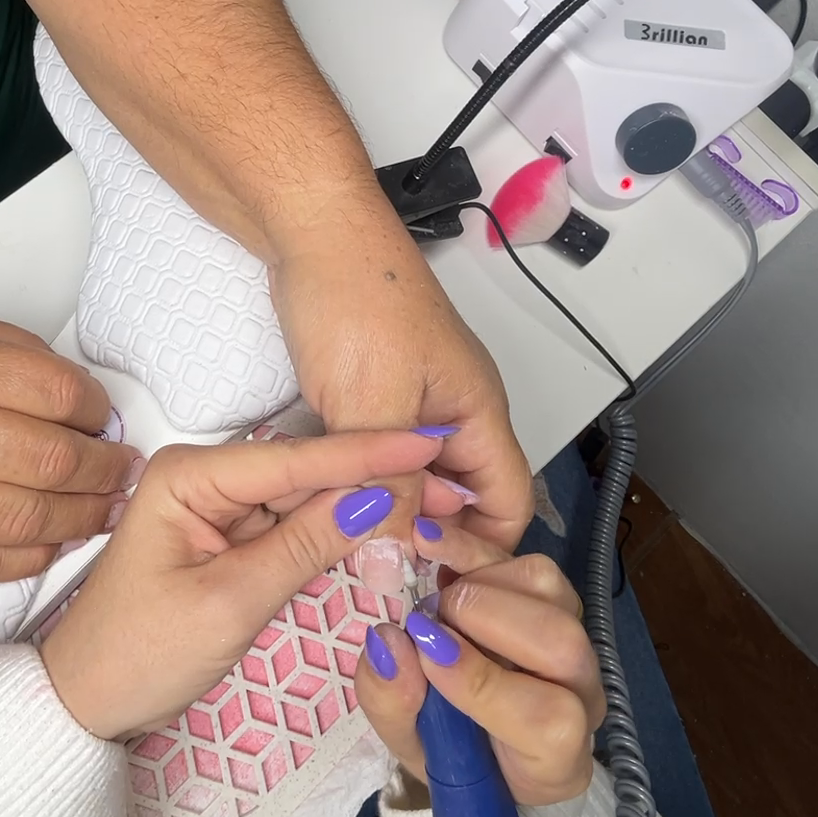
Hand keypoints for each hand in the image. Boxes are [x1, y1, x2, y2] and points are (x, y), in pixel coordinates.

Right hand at [0, 305, 140, 582]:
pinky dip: (32, 559)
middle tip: (124, 470)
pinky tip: (56, 544)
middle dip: (108, 470)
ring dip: (84, 519)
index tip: (106, 419)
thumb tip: (80, 396)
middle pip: (56, 463)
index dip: (100, 411)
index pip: (62, 396)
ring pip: (30, 521)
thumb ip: (12, 355)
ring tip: (107, 509)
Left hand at [41, 430, 444, 738]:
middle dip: (372, 476)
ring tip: (429, 499)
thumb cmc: (143, 652)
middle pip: (302, 470)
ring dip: (360, 501)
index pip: (291, 459)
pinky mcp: (230, 530)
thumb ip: (305, 545)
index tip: (425, 437)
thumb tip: (375, 497)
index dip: (364, 450)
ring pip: (303, 494)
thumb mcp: (231, 601)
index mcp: (191, 474)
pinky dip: (333, 526)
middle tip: (444, 480)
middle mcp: (206, 474)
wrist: (90, 699)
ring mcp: (219, 502)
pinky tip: (379, 520)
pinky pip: (291, 520)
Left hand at [270, 205, 531, 548]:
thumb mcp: (374, 401)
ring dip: (391, 510)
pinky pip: (379, 453)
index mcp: (475, 411)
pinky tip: (334, 503)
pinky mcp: (370, 390)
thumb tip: (397, 559)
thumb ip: (389, 482)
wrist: (311, 233)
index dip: (483, 547)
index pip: (507, 500)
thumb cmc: (356, 304)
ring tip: (354, 549)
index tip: (435, 583)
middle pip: (460, 494)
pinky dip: (364, 480)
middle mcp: (450, 410)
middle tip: (383, 576)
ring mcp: (408, 399)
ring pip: (413, 475)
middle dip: (429, 536)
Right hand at [356, 519, 603, 805]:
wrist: (471, 726)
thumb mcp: (402, 735)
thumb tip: (388, 641)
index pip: (549, 720)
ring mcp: (575, 641)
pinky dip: (479, 553)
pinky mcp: (557, 600)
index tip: (423, 649)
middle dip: (482, 616)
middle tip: (426, 613)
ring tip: (436, 593)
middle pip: (562, 644)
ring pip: (551, 594)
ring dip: (482, 583)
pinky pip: (532, 566)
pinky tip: (439, 556)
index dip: (483, 681)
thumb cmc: (444, 745)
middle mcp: (579, 698)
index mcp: (552, 759)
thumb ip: (391, 699)